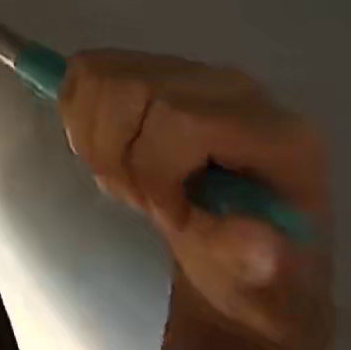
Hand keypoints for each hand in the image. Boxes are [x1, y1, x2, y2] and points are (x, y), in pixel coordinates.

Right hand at [60, 50, 331, 349]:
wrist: (241, 244)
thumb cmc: (255, 266)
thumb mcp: (260, 283)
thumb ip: (251, 260)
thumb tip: (251, 242)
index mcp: (273, 131)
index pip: (180, 118)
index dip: (152, 168)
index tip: (164, 215)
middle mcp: (227, 86)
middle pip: (129, 88)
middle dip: (114, 152)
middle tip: (132, 197)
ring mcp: (181, 70)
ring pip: (98, 76)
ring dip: (92, 135)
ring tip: (116, 175)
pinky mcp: (141, 66)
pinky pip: (85, 70)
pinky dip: (78, 114)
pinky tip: (103, 149)